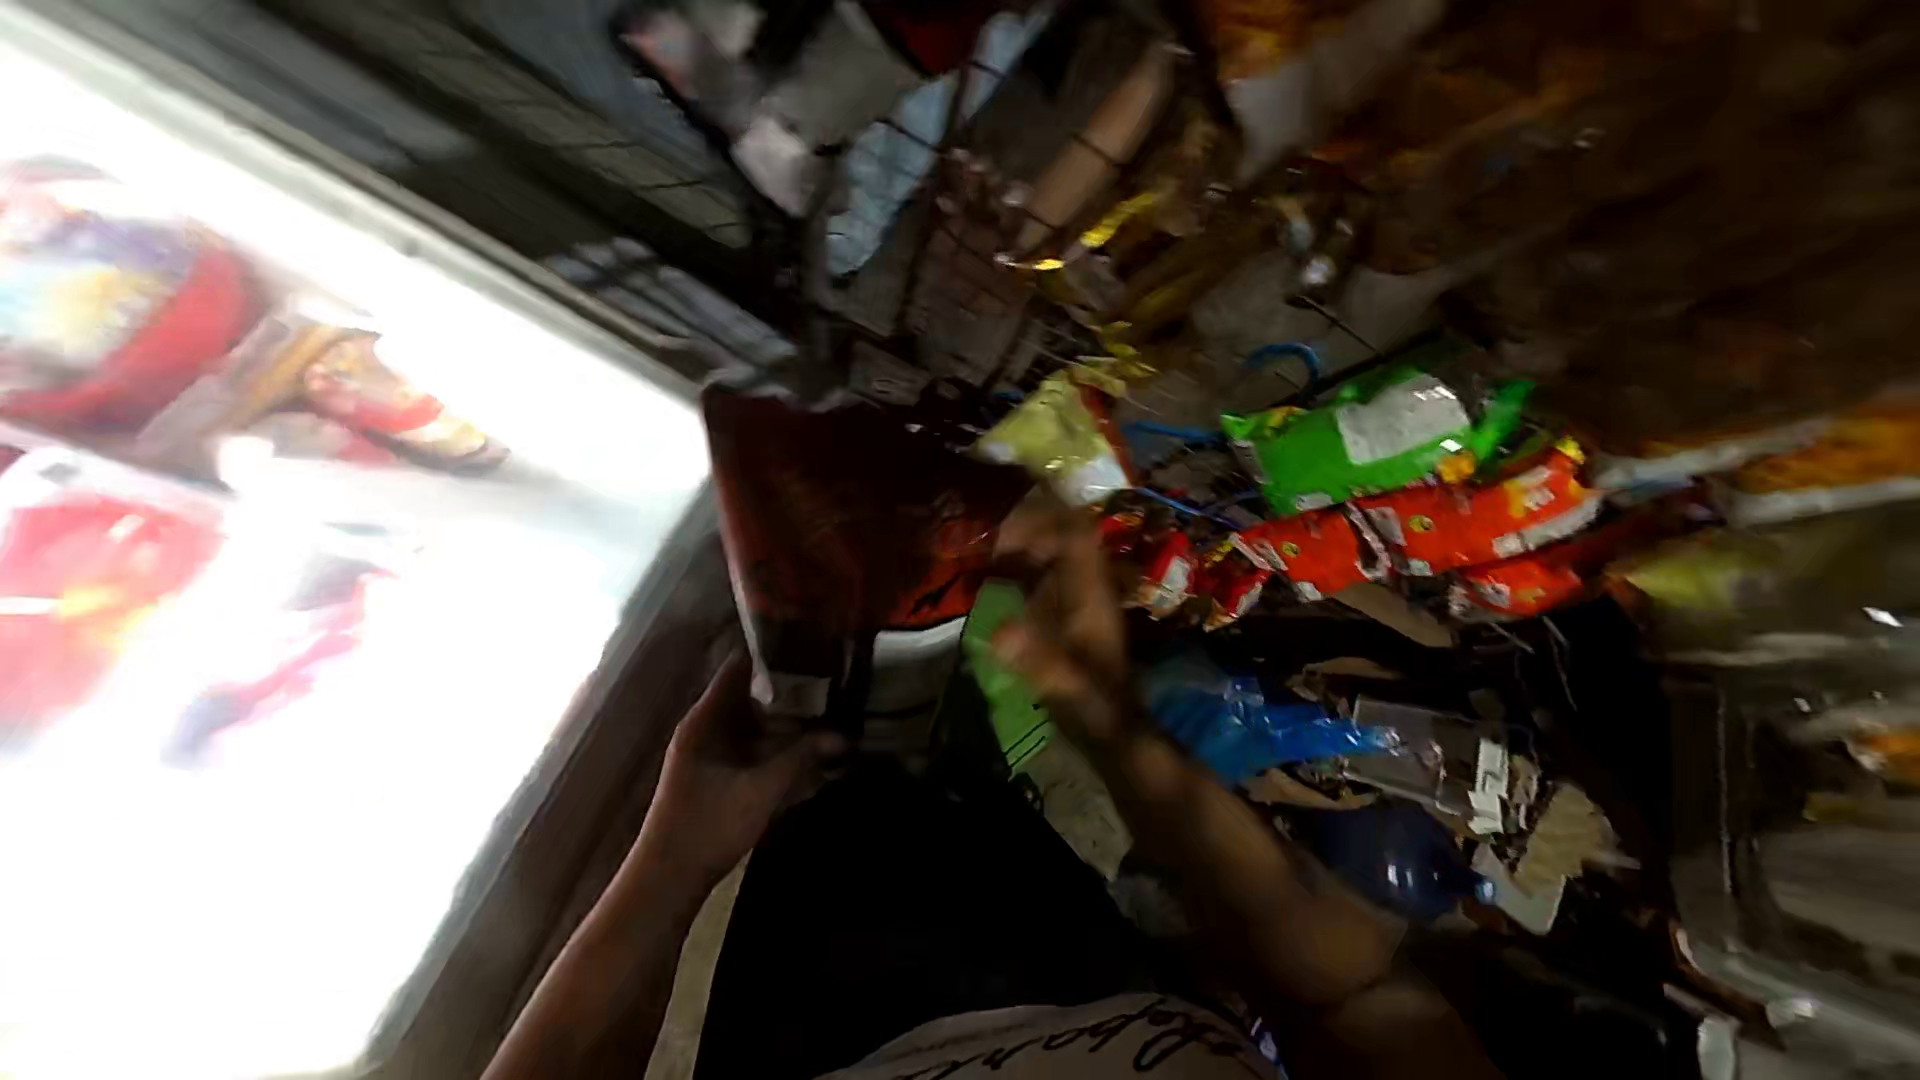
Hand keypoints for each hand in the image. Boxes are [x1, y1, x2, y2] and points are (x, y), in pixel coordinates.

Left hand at [640, 652, 844, 888]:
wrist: (667, 881)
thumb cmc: (708, 827)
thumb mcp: (761, 790)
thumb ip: (801, 757)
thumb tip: (842, 736)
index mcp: (705, 720)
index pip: (739, 668)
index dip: (773, 656)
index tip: (811, 650)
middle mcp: (706, 727)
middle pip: (752, 696)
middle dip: (791, 694)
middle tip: (832, 687)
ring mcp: (711, 751)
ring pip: (755, 724)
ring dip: (788, 725)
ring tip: (829, 719)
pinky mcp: (718, 773)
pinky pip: (752, 748)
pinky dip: (777, 748)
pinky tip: (808, 756)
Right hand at [989, 492, 1137, 744]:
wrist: (1110, 726)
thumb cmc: (1089, 702)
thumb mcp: (1061, 681)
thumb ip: (1034, 657)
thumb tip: (997, 632)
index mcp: (1089, 592)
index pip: (1075, 535)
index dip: (1041, 521)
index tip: (1002, 526)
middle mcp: (1087, 586)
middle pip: (1063, 536)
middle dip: (1024, 529)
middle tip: (984, 535)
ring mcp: (1080, 598)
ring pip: (1054, 554)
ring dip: (1020, 546)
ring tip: (982, 549)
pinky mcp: (1069, 612)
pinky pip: (1045, 575)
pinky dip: (1019, 569)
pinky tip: (991, 578)